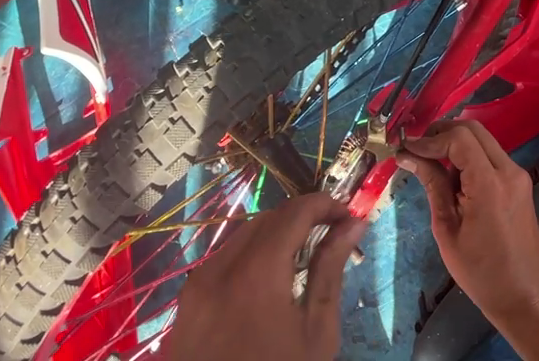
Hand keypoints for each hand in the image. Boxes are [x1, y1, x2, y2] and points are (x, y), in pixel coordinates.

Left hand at [162, 192, 366, 360]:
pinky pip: (224, 258)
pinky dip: (250, 256)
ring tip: (300, 261)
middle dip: (301, 219)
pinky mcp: (186, 299)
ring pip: (243, 235)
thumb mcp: (315, 334)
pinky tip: (266, 284)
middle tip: (330, 238)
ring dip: (275, 235)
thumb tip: (352, 226)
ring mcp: (199, 281)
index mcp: (257, 271)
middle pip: (268, 218)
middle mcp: (222, 265)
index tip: (347, 217)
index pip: (296, 211)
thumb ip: (330, 271)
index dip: (325, 205)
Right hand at [395, 120, 538, 320]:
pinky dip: (469, 156)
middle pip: (473, 130)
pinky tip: (452, 177)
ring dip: (456, 144)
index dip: (430, 139)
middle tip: (417, 148)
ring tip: (431, 165)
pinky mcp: (520, 183)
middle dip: (442, 133)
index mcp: (491, 184)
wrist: (524, 297)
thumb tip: (408, 156)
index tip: (407, 149)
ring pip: (483, 140)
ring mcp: (518, 176)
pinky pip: (490, 156)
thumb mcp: (447, 229)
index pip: (459, 138)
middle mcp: (509, 171)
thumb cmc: (481, 272)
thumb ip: (432, 185)